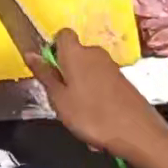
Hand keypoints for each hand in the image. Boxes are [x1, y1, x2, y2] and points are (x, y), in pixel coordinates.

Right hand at [26, 28, 167, 167]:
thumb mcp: (59, 98)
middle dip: (65, 72)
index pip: (62, 34)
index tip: (48, 69)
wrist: (138, 133)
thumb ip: (44, 74)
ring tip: (78, 114)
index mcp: (76, 53)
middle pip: (74, 55)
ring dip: (79, 87)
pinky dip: (94, 96)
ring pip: (86, 71)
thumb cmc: (91, 115)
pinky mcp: (122, 81)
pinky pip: (100, 83)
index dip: (52, 48)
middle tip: (60, 98)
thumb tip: (30, 53)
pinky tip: (96, 119)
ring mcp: (111, 67)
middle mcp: (95, 53)